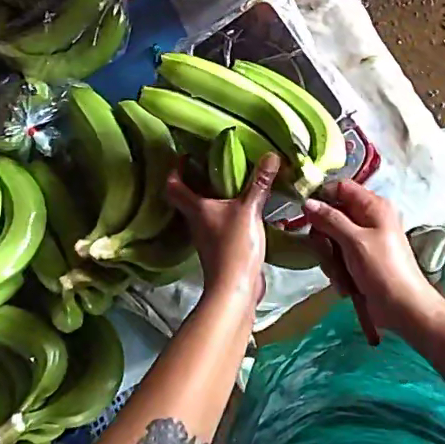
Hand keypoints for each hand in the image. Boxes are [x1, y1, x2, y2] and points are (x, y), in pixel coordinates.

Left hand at [165, 152, 279, 305]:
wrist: (235, 289)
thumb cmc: (233, 246)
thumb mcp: (249, 210)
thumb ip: (259, 183)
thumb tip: (271, 154)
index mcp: (195, 208)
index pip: (173, 185)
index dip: (175, 169)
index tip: (186, 156)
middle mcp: (196, 220)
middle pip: (189, 196)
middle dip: (198, 180)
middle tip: (214, 164)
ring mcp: (208, 235)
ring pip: (207, 210)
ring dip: (218, 197)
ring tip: (236, 182)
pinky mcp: (221, 247)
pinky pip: (224, 223)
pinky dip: (233, 213)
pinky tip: (252, 209)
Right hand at [301, 181, 444, 341]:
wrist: (404, 311)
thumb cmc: (383, 270)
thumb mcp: (354, 241)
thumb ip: (329, 219)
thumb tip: (307, 202)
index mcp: (373, 207)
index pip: (340, 188)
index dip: (322, 197)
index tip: (307, 214)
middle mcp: (367, 219)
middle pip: (329, 216)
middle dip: (324, 238)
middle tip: (328, 252)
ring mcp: (361, 241)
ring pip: (328, 240)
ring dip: (330, 260)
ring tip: (343, 275)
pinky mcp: (357, 261)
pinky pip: (335, 258)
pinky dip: (337, 271)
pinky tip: (347, 285)